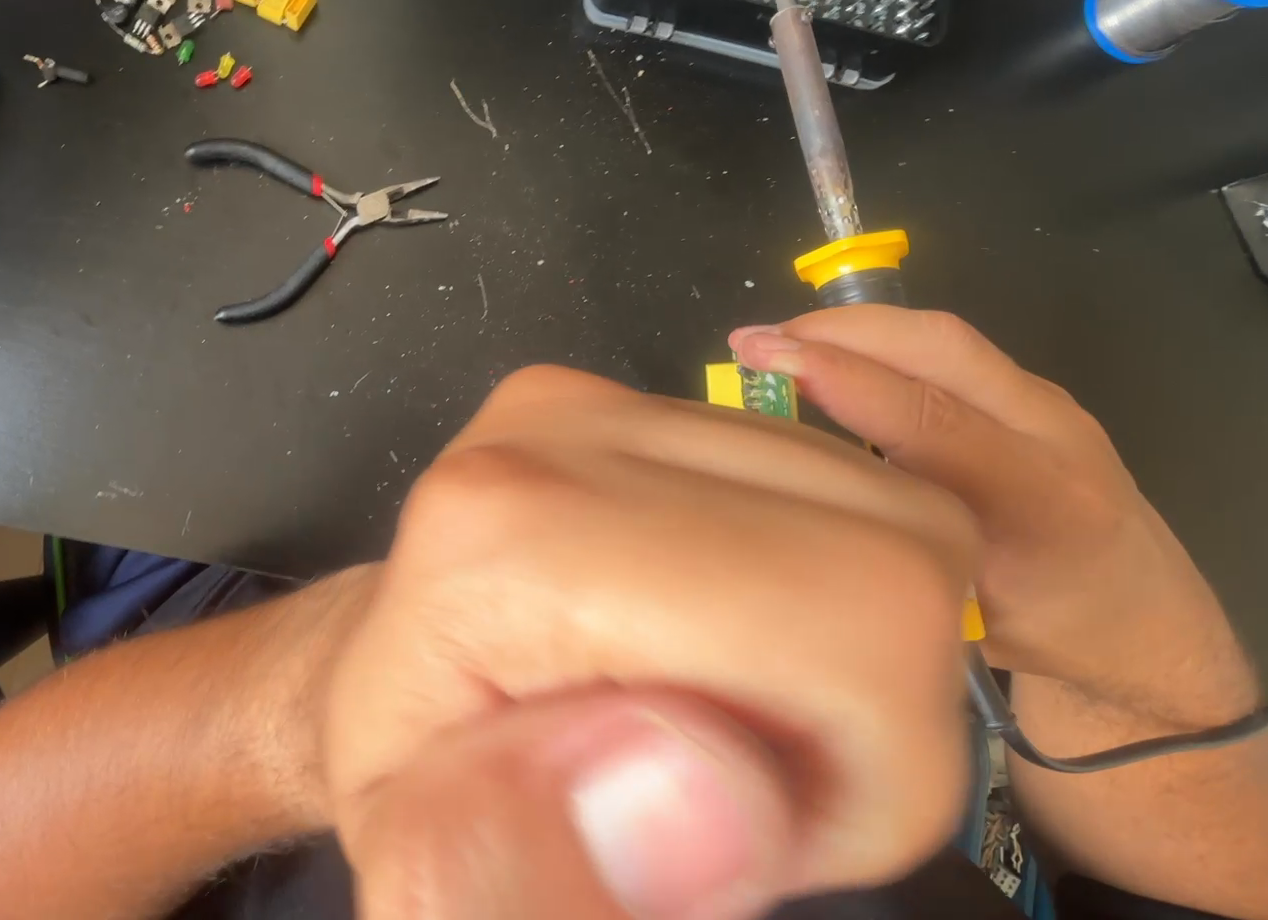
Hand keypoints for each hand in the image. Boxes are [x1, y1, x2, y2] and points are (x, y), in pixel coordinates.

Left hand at [318, 365, 981, 919]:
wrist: (376, 657)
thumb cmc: (413, 776)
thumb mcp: (427, 872)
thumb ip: (519, 864)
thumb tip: (705, 790)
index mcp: (507, 536)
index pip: (860, 618)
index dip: (868, 775)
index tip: (747, 839)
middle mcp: (558, 427)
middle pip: (891, 551)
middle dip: (868, 712)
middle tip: (738, 785)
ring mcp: (598, 396)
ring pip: (877, 512)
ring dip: (842, 646)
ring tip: (714, 710)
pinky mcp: (621, 396)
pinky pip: (821, 487)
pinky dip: (812, 583)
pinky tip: (714, 634)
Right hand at [728, 307, 1256, 730]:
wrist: (1142, 619)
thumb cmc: (1046, 631)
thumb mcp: (963, 613)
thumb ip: (898, 544)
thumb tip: (798, 489)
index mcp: (1039, 499)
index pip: (930, 419)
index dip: (844, 381)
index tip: (765, 359)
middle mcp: (1049, 432)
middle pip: (938, 346)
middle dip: (835, 331)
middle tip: (750, 342)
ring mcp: (1042, 405)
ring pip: (940, 338)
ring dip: (849, 329)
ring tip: (774, 343)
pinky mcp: (1025, 395)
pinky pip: (943, 350)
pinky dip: (873, 341)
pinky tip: (826, 355)